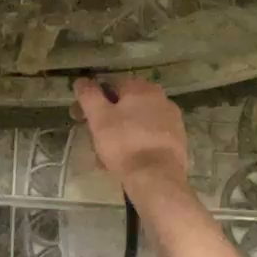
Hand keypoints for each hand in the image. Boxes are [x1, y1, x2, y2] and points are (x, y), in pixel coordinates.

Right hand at [73, 78, 190, 192]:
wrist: (157, 176)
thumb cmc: (124, 143)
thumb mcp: (99, 117)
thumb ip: (89, 95)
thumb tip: (81, 80)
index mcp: (141, 88)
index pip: (110, 86)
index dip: (91, 100)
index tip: (80, 117)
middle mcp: (160, 98)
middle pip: (124, 105)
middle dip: (105, 120)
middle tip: (92, 139)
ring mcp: (171, 119)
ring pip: (135, 123)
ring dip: (118, 134)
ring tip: (104, 157)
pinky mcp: (177, 140)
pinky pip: (148, 137)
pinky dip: (134, 144)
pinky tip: (124, 161)